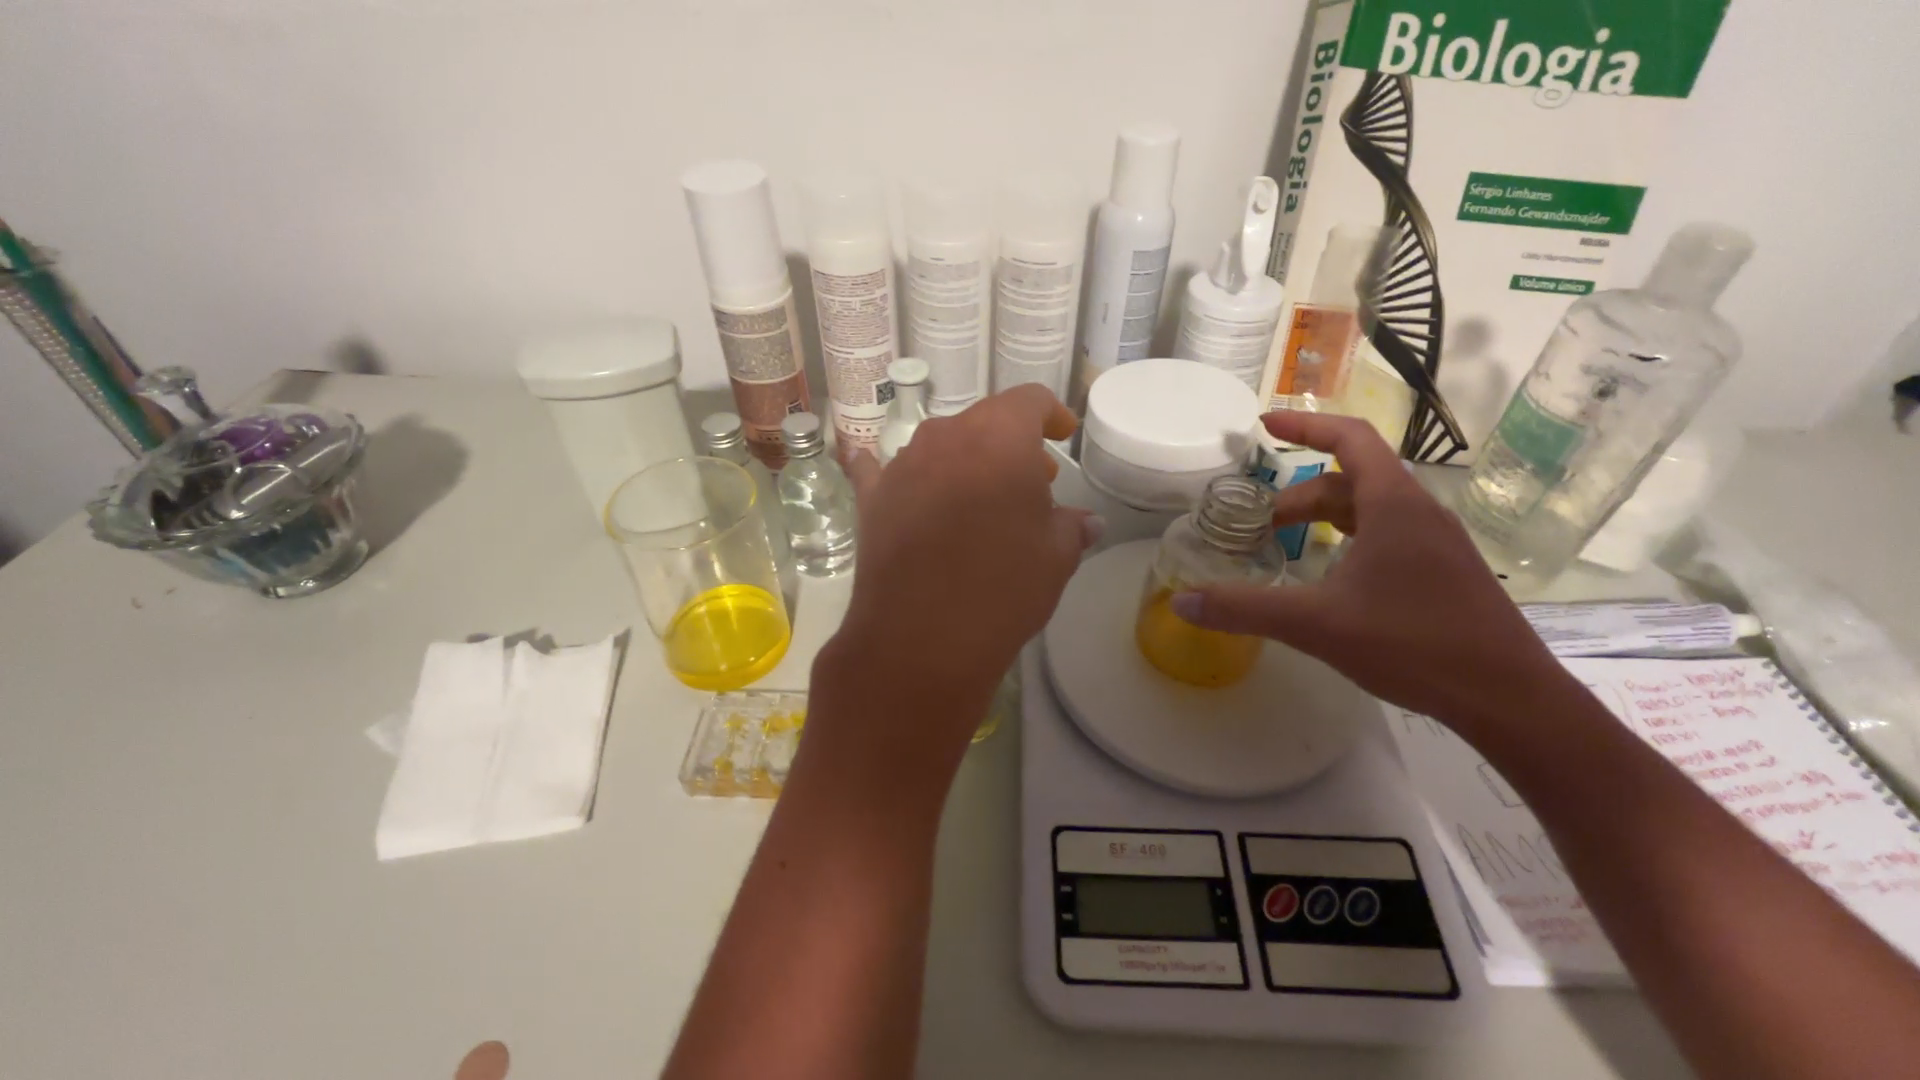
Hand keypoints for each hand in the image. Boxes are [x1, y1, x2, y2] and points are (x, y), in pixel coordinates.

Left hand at [810, 386, 1096, 760]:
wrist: (920, 639)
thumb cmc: (1002, 588)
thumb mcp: (1055, 557)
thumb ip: (1070, 527)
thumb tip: (1086, 522)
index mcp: (1001, 437)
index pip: (1030, 401)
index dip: (1051, 414)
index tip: (1062, 435)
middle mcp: (947, 436)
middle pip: (984, 422)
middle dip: (1011, 444)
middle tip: (1032, 483)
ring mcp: (903, 465)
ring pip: (941, 446)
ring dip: (965, 460)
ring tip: (980, 499)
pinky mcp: (872, 498)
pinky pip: (880, 469)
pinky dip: (890, 468)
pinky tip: (870, 461)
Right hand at [1171, 411, 1560, 729]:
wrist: (1507, 695)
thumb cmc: (1413, 643)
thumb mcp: (1317, 624)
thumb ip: (1246, 609)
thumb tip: (1182, 602)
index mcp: (1393, 504)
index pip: (1349, 438)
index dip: (1304, 424)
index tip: (1263, 425)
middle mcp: (1419, 511)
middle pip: (1352, 479)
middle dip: (1299, 496)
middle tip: (1260, 527)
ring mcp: (1438, 542)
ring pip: (1372, 510)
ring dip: (1325, 519)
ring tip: (1288, 547)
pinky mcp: (1446, 572)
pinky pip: (1390, 535)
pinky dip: (1350, 540)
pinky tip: (1335, 580)